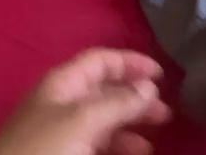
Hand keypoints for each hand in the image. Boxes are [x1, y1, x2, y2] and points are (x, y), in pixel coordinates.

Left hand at [0, 48, 172, 154]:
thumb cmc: (41, 152)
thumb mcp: (81, 122)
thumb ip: (116, 103)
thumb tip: (148, 86)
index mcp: (62, 84)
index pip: (100, 60)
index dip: (130, 63)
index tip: (160, 76)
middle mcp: (60, 105)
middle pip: (103, 93)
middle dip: (134, 100)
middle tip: (164, 115)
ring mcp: (57, 136)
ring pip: (99, 125)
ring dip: (126, 131)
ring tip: (150, 145)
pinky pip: (92, 148)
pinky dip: (112, 150)